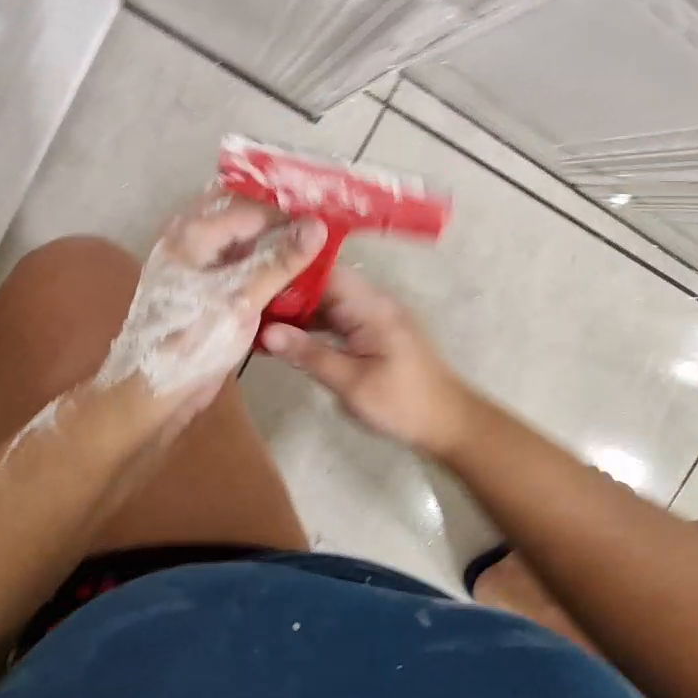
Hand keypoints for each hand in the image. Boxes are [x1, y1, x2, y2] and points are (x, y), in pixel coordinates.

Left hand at [94, 192, 326, 434]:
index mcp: (193, 233)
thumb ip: (279, 261)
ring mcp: (195, 266)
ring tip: (311, 246)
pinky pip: (235, 264)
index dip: (289, 208)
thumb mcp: (241, 300)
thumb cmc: (193, 341)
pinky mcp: (202, 290)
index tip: (327, 215)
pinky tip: (288, 274)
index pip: (250, 204)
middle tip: (317, 225)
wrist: (155, 392)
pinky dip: (259, 264)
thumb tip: (318, 226)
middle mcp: (190, 240)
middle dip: (276, 216)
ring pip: (237, 239)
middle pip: (239, 213)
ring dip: (269, 241)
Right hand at [259, 267, 473, 455]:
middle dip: (287, 293)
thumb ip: (308, 355)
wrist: (450, 424)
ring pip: (329, 304)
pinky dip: (314, 327)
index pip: (325, 272)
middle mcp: (374, 303)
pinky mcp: (375, 335)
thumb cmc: (403, 404)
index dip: (289, 273)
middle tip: (247, 304)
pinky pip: (338, 321)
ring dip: (298, 312)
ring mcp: (376, 318)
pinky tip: (288, 339)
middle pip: (324, 286)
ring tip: (258, 321)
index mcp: (372, 307)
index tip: (254, 280)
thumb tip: (266, 332)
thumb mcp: (351, 383)